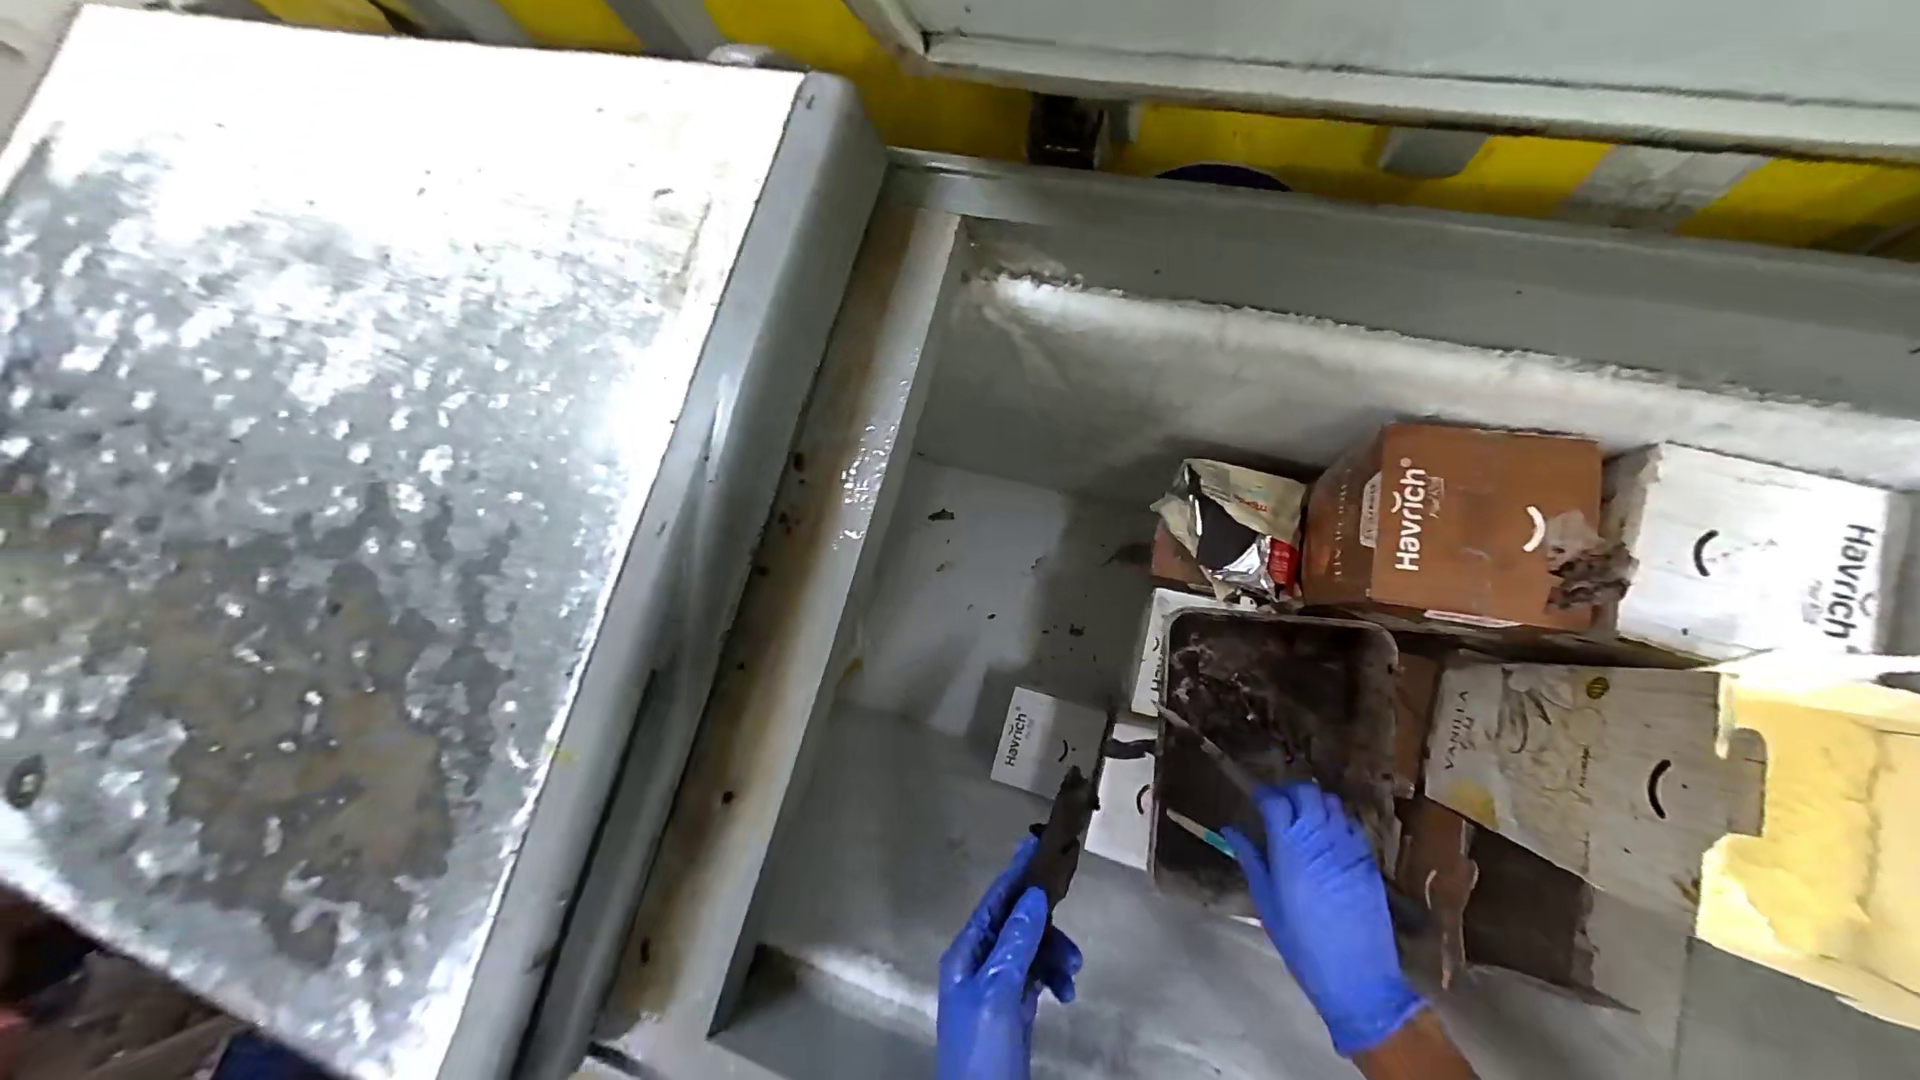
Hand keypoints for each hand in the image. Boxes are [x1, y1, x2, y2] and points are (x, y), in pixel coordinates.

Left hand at [937, 836, 1083, 1079]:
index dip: (1014, 872)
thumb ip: (1016, 941)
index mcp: (967, 951)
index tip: (1034, 842)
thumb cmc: (983, 1048)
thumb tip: (1033, 895)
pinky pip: (1037, 976)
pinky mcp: (1013, 1008)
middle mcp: (979, 962)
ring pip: (1031, 950)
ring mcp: (996, 986)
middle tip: (1068, 921)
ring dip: (1054, 954)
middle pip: (1016, 923)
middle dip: (1044, 922)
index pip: (994, 900)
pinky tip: (1065, 993)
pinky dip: (1053, 978)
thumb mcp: (998, 991)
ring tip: (1073, 972)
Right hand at [1222, 782, 1423, 1056]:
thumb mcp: (1266, 899)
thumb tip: (1229, 829)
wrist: (1357, 977)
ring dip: (1316, 803)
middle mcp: (1320, 837)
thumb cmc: (1300, 939)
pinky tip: (1328, 840)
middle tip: (1280, 806)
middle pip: (1307, 791)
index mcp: (1288, 845)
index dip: (1263, 793)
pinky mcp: (1368, 862)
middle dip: (1290, 791)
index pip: (1275, 799)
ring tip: (1305, 819)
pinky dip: (1337, 822)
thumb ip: (1249, 857)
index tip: (1255, 798)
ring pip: (1333, 803)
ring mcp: (1348, 847)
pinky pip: (1352, 826)